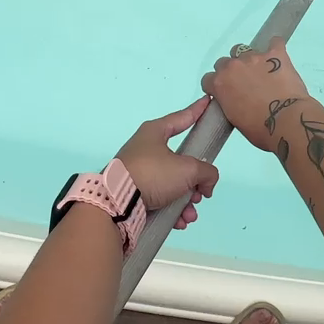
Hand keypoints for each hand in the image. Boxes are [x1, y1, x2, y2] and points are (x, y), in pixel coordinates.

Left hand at [117, 99, 221, 228]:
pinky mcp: (133, 192)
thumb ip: (207, 172)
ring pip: (172, 184)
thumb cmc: (153, 174)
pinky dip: (172, 210)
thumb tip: (206, 184)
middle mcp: (146, 149)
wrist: (116, 203)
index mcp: (155, 132)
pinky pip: (160, 199)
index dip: (197, 110)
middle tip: (202, 191)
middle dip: (195, 180)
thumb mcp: (188, 169)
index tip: (208, 101)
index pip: (182, 117)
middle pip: (181, 160)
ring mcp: (139, 171)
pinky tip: (179, 222)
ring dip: (186, 200)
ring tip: (189, 214)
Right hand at [200, 38, 311, 152]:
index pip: (208, 79)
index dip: (216, 86)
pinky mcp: (275, 53)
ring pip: (244, 50)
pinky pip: (274, 42)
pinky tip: (278, 59)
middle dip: (232, 72)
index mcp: (219, 84)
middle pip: (224, 62)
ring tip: (262, 73)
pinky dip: (275, 48)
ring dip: (249, 60)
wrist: (287, 122)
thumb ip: (229, 103)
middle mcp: (233, 66)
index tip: (225, 93)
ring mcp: (254, 56)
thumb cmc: (260, 130)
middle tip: (245, 84)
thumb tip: (236, 100)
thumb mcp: (234, 119)